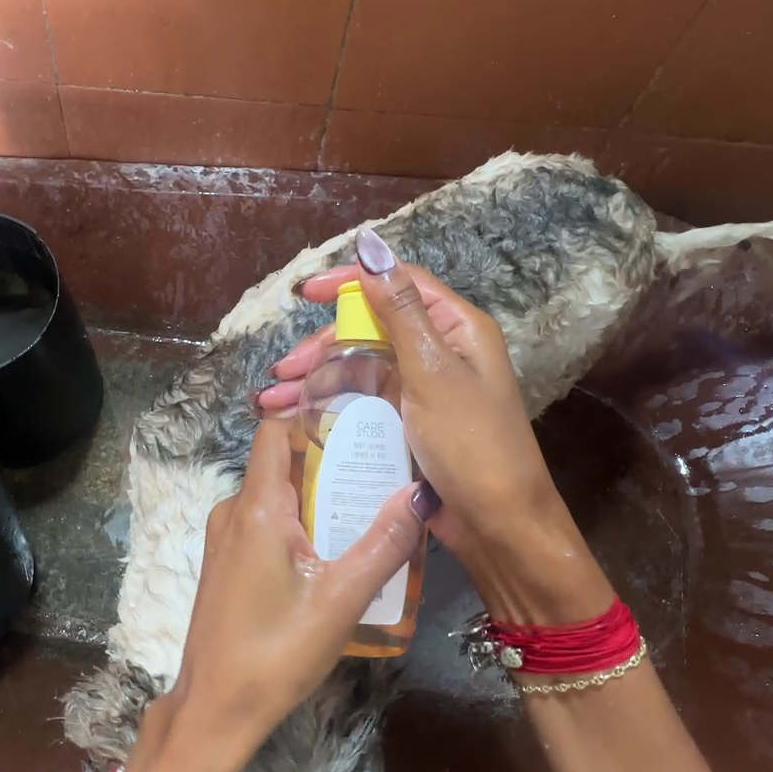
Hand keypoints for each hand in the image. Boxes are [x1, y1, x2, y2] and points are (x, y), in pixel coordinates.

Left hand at [169, 415, 427, 757]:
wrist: (215, 707)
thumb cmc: (277, 652)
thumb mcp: (342, 599)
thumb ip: (383, 542)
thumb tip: (420, 491)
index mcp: (256, 507)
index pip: (275, 430)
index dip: (310, 414)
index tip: (356, 415)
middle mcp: (233, 511)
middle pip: (281, 462)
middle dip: (328, 459)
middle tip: (381, 466)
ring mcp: (224, 537)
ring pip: (275, 496)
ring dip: (316, 495)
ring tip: (366, 506)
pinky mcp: (226, 562)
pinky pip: (265, 523)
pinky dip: (298, 522)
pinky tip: (332, 547)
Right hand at [257, 229, 611, 624]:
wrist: (498, 526)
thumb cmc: (472, 444)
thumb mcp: (433, 372)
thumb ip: (398, 310)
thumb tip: (370, 244)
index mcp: (456, 328)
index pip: (398, 283)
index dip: (351, 281)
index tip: (305, 293)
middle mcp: (439, 350)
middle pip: (370, 329)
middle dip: (321, 346)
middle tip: (283, 370)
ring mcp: (421, 388)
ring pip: (359, 367)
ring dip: (315, 379)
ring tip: (274, 400)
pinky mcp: (407, 422)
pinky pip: (361, 400)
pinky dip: (329, 405)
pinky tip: (295, 418)